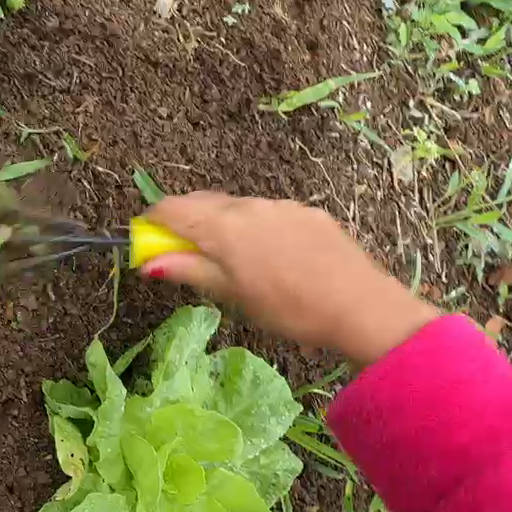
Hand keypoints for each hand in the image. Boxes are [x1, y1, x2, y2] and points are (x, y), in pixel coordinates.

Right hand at [140, 192, 441, 368]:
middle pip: (201, 203)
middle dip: (185, 223)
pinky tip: (272, 258)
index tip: (149, 241)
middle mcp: (248, 205)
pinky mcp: (308, 212)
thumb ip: (189, 270)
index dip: (152, 222)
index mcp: (223, 226)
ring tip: (234, 262)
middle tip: (185, 254)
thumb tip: (148, 262)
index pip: (170, 208)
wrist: (363, 309)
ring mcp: (281, 205)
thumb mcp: (232, 295)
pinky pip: (268, 214)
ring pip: (236, 208)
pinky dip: (255, 228)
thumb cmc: (289, 309)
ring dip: (222, 225)